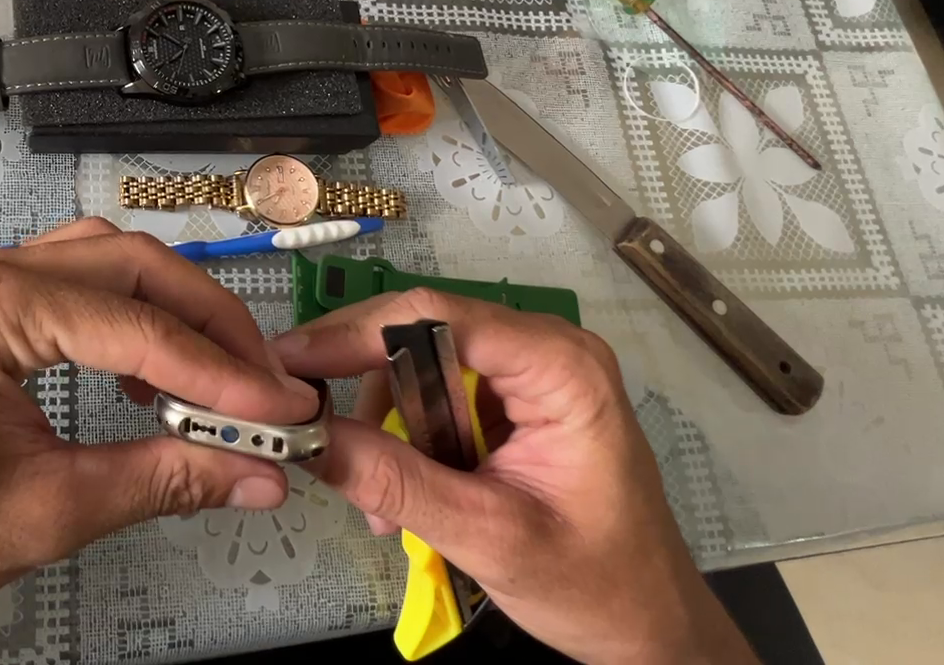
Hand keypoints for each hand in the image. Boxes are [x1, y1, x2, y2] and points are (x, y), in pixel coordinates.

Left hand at [0, 218, 321, 645]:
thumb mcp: (48, 511)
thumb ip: (163, 480)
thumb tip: (257, 474)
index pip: (135, 325)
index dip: (219, 371)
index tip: (279, 411)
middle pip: (132, 265)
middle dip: (208, 321)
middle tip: (263, 382)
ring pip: (112, 264)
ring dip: (174, 311)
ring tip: (220, 375)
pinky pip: (83, 289)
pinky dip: (133, 319)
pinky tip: (151, 374)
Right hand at [274, 291, 756, 664]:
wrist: (651, 628)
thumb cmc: (598, 586)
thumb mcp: (491, 539)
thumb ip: (397, 483)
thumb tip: (310, 438)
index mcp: (557, 365)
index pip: (436, 316)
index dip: (355, 331)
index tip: (291, 362)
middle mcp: (537, 347)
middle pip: (417, 328)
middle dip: (354, 371)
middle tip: (298, 406)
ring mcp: (521, 368)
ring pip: (413, 358)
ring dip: (376, 414)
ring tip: (362, 483)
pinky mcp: (504, 394)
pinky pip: (427, 388)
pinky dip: (398, 431)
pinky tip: (390, 484)